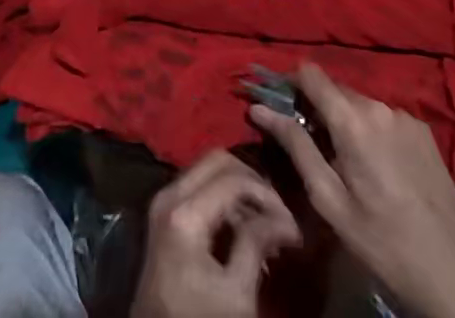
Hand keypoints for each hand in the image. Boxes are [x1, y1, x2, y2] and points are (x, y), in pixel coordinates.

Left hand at [133, 150, 302, 317]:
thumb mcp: (236, 292)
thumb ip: (257, 244)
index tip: (291, 224)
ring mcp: (163, 203)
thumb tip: (285, 220)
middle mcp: (168, 196)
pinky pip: (198, 188)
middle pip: (218, 161)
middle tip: (278, 214)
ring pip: (208, 171)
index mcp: (184, 213)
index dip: (268, 196)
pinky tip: (245, 230)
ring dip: (240, 191)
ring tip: (266, 227)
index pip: (235, 179)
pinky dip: (224, 200)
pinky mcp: (164, 215)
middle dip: (253, 182)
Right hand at [249, 64, 454, 317]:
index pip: (312, 74)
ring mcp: (407, 117)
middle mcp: (381, 106)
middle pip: (336, 89)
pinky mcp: (425, 132)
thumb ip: (295, 146)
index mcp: (354, 120)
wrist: (450, 272)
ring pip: (360, 104)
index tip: (276, 104)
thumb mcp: (328, 199)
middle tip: (304, 141)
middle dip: (314, 107)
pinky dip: (369, 130)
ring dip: (343, 120)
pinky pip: (384, 118)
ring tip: (340, 159)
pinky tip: (374, 166)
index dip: (289, 83)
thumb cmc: (380, 240)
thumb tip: (260, 109)